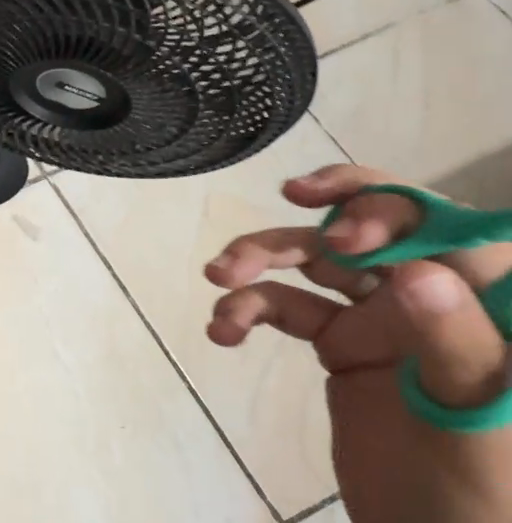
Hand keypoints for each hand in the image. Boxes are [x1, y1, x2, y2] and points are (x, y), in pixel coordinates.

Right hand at [205, 164, 511, 522]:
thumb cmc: (486, 497)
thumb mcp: (481, 426)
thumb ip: (457, 345)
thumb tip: (415, 270)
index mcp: (493, 313)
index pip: (450, 230)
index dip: (387, 207)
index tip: (336, 226)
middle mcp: (437, 305)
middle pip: (369, 231)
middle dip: (310, 226)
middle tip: (262, 242)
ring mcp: (386, 324)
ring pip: (314, 262)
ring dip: (258, 259)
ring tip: (216, 277)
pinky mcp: (341, 346)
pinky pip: (284, 307)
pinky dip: (245, 310)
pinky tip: (223, 332)